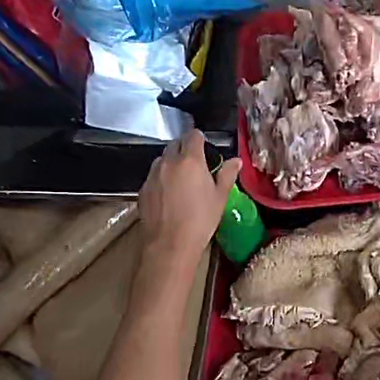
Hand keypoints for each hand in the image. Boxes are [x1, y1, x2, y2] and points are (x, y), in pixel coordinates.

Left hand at [138, 131, 238, 259]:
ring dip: (172, 161)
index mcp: (191, 161)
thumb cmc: (201, 219)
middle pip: (175, 144)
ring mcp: (153, 175)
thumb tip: (236, 161)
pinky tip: (171, 193)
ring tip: (183, 177)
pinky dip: (162, 177)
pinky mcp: (143, 189)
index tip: (205, 145)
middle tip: (197, 161)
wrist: (170, 243)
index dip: (200, 138)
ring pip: (162, 159)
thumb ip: (227, 174)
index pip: (193, 136)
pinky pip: (154, 175)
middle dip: (185, 147)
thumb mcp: (220, 196)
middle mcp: (168, 162)